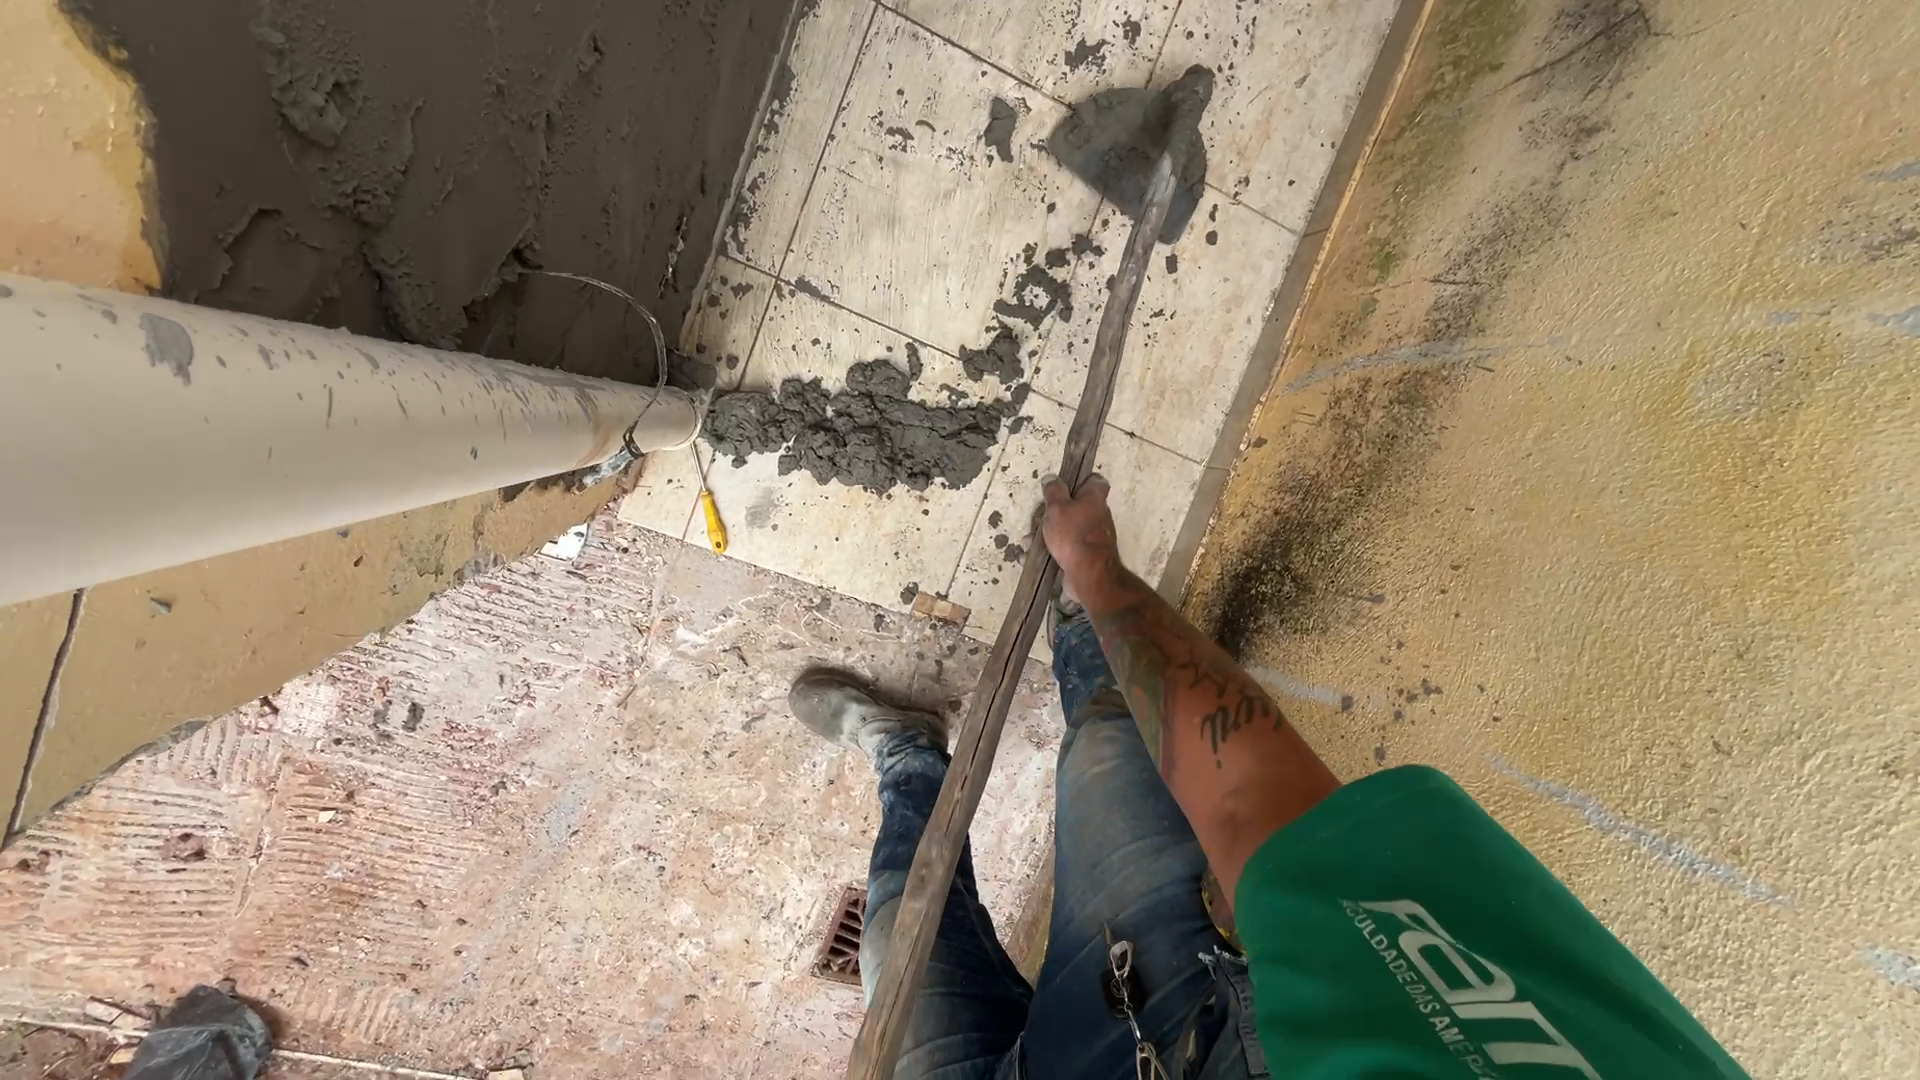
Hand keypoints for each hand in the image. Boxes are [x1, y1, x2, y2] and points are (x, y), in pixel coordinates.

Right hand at [1039, 474, 1120, 591]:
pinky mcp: (1086, 557)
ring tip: (1028, 542)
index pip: (1096, 482)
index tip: (1065, 485)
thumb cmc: (1073, 535)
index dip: (1081, 481)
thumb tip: (1051, 478)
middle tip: (1038, 518)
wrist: (1088, 574)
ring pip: (1067, 530)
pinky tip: (1031, 557)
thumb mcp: (1057, 508)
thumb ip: (1054, 491)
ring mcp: (1093, 538)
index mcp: (1095, 499)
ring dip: (1047, 535)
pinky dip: (1049, 551)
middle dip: (1054, 513)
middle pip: (1076, 507)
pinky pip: (1065, 549)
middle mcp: (1098, 516)